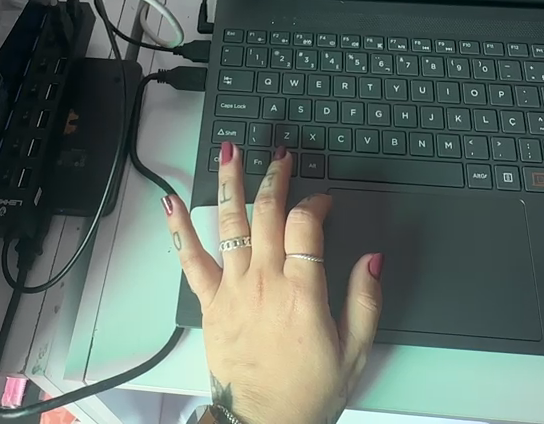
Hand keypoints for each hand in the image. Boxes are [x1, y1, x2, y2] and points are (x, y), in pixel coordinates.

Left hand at [162, 142, 381, 423]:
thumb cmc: (308, 391)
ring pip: (231, 224)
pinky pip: (192, 261)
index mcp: (302, 292)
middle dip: (276, 177)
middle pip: (268, 213)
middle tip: (280, 155)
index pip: (307, 226)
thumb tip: (372, 259)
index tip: (323, 200)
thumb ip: (366, 301)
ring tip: (230, 152)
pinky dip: (180, 230)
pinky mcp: (211, 303)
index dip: (316, 203)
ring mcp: (234, 289)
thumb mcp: (354, 352)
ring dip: (230, 184)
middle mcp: (265, 281)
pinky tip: (171, 202)